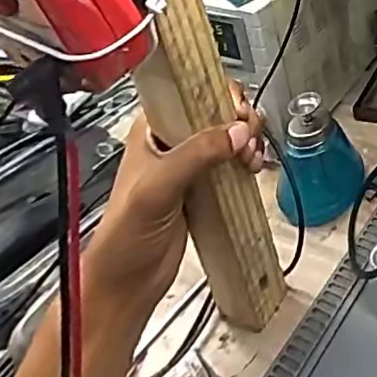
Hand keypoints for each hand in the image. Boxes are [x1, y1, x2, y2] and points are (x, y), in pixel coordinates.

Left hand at [86, 92, 264, 298]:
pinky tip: (252, 167)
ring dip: (248, 139)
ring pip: (232, 131)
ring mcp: (192, 160)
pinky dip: (250, 157)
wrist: (126, 286)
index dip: (218, 93)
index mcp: (153, 128)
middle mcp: (174, 139)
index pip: (191, 90)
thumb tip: (238, 131)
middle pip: (219, 108)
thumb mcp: (156, 188)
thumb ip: (196, 154)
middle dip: (240, 119)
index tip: (235, 109)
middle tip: (246, 137)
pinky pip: (236, 156)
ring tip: (249, 157)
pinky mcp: (207, 181)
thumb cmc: (124, 237)